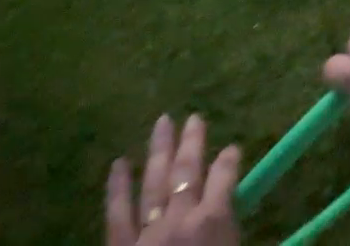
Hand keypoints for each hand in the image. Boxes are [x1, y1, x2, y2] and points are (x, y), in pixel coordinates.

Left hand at [107, 114, 239, 245]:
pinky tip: (118, 163)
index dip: (230, 160)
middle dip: (193, 142)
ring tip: (162, 123)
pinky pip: (116, 214)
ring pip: (154, 182)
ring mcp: (147, 232)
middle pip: (188, 171)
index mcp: (213, 221)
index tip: (232, 149)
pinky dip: (117, 187)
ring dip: (159, 151)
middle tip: (194, 117)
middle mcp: (180, 218)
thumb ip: (231, 232)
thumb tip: (232, 215)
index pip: (225, 176)